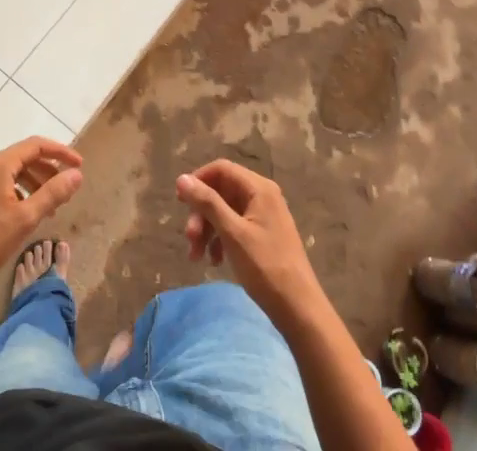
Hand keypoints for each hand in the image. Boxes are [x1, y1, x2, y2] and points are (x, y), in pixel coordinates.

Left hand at [0, 137, 83, 293]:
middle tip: (67, 191)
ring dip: (35, 184)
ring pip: (13, 173)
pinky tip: (27, 215)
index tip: (80, 166)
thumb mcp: (25, 218)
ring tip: (50, 208)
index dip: (60, 152)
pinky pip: (1, 185)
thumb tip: (76, 174)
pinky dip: (20, 193)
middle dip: (48, 171)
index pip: (35, 145)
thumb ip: (52, 193)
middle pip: (24, 158)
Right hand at [175, 160, 318, 316]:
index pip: (221, 169)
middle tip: (189, 238)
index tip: (180, 202)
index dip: (198, 180)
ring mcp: (263, 216)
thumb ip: (207, 203)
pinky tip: (214, 261)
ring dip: (207, 230)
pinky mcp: (262, 235)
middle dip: (201, 213)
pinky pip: (233, 227)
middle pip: (221, 192)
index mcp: (259, 189)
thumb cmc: (264, 265)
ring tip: (196, 256)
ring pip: (224, 212)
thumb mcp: (231, 232)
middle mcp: (262, 196)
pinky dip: (219, 240)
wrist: (297, 306)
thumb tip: (182, 179)